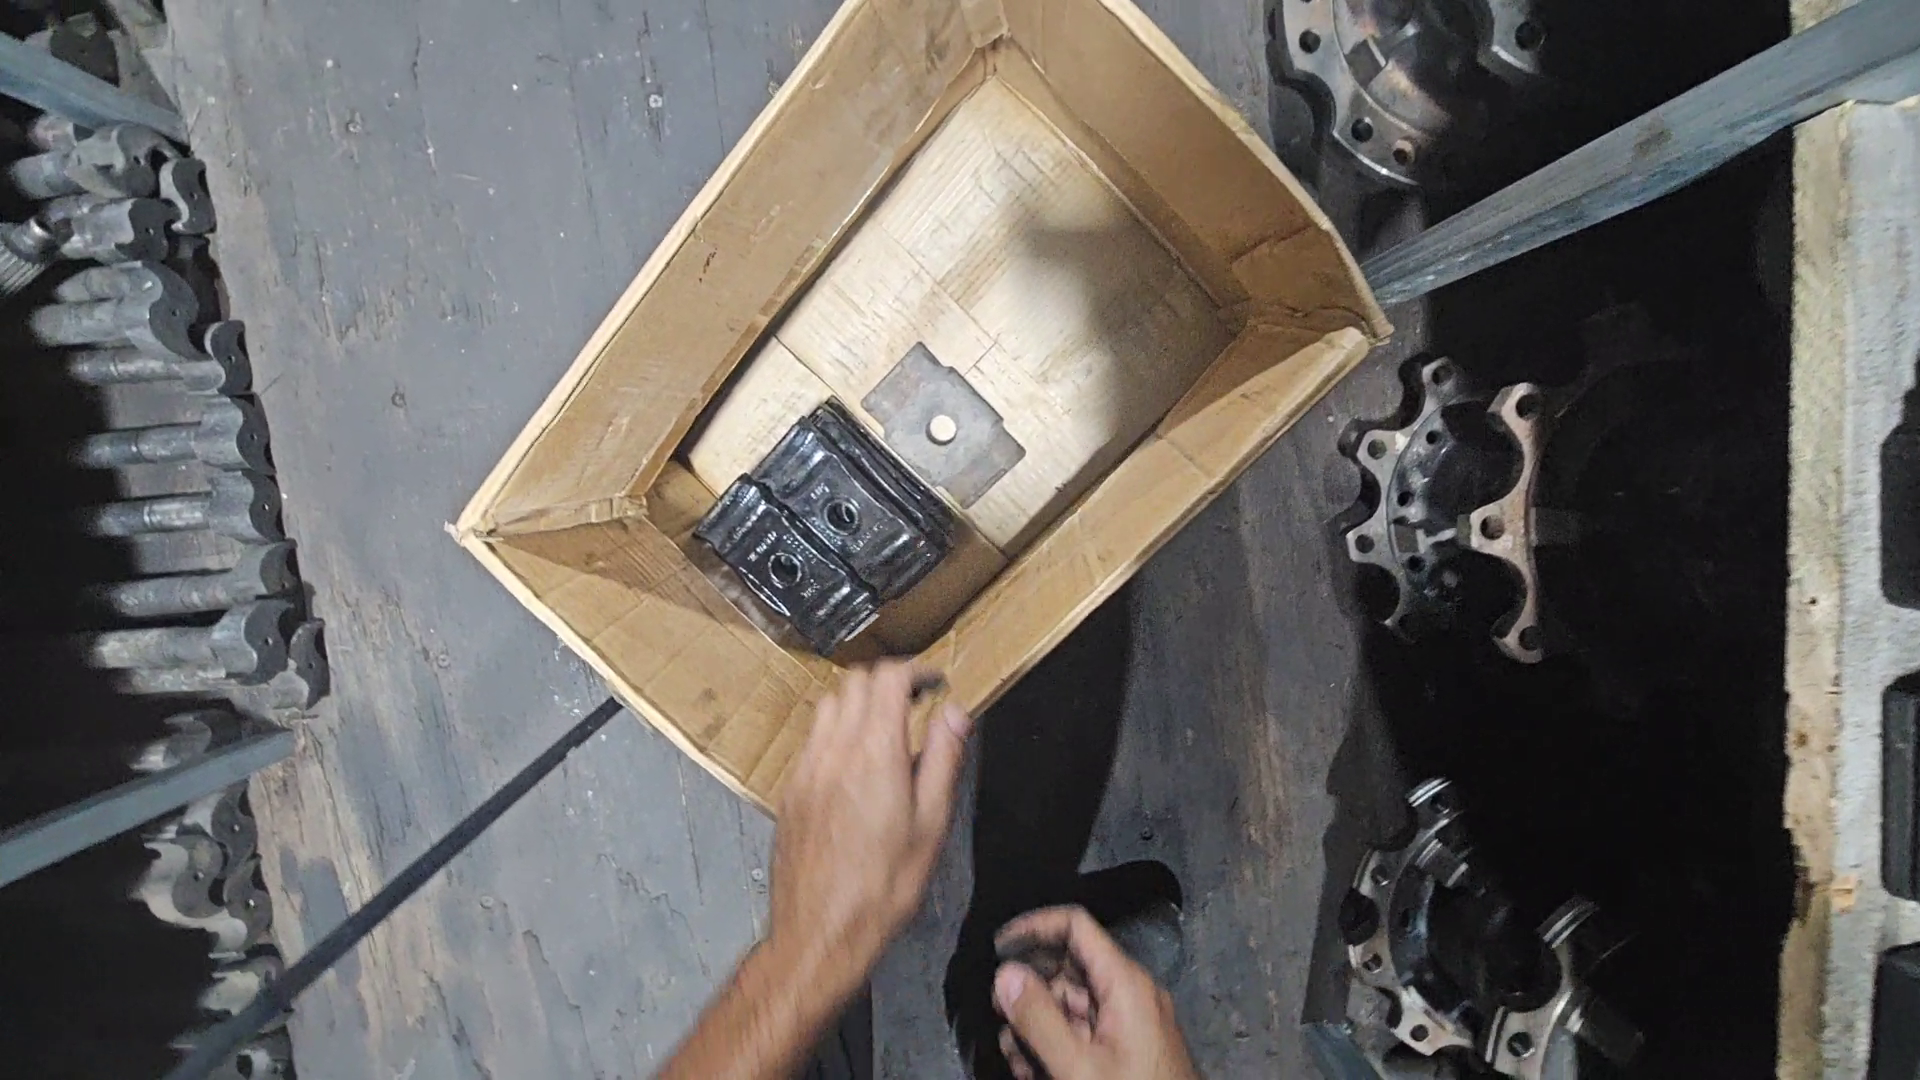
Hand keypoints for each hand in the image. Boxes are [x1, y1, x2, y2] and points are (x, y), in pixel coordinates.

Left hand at [769, 660, 971, 994]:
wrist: (819, 932)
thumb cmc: (885, 885)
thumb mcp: (932, 824)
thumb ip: (943, 759)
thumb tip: (955, 712)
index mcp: (875, 752)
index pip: (888, 678)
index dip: (916, 670)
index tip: (935, 682)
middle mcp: (834, 748)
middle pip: (855, 680)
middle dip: (888, 681)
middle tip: (914, 702)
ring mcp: (806, 766)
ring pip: (829, 703)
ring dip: (858, 701)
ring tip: (884, 728)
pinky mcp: (790, 787)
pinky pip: (812, 735)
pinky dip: (836, 728)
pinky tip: (853, 761)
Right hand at [993, 906, 1199, 1079]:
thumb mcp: (1079, 1068)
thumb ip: (1039, 1020)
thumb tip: (1004, 974)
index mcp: (1126, 982)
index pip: (1076, 926)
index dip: (1035, 928)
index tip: (998, 947)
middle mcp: (1131, 993)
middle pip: (1071, 967)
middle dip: (1030, 987)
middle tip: (996, 1010)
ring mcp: (1132, 1023)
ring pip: (1074, 1003)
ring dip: (1039, 1022)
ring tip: (1013, 1055)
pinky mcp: (1129, 1051)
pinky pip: (1087, 1031)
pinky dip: (1058, 1042)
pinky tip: (1033, 1069)